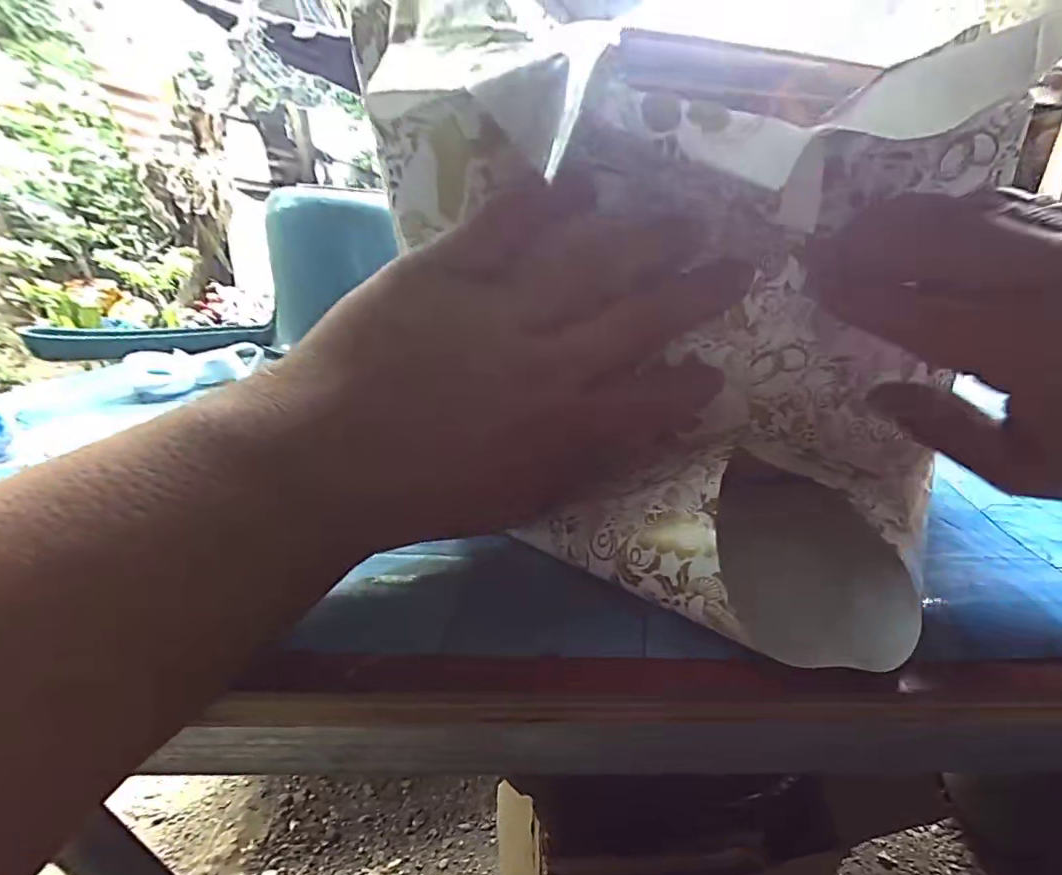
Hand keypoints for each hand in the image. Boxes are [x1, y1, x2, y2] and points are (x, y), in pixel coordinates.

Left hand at [257, 182, 751, 552]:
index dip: (692, 386)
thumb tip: (624, 437)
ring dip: (643, 238)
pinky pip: (502, 227)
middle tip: (737, 263)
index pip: (653, 401)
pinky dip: (541, 203)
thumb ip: (577, 465)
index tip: (718, 371)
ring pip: (588, 263)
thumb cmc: (425, 495)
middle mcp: (548, 363)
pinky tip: (578, 186)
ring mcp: (497, 310)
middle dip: (697, 291)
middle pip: (640, 316)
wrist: (324, 461)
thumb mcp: (517, 501)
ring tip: (684, 218)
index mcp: (565, 427)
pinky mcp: (442, 274)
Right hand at [810, 191, 1061, 512]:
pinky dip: (977, 220)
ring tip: (875, 227)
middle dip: (877, 236)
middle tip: (830, 242)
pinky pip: (1036, 213)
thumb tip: (876, 392)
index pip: (921, 310)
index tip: (815, 281)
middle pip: (947, 237)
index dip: (860, 294)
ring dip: (922, 217)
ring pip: (990, 212)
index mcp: (1036, 352)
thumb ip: (943, 429)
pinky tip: (948, 231)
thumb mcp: (1023, 473)